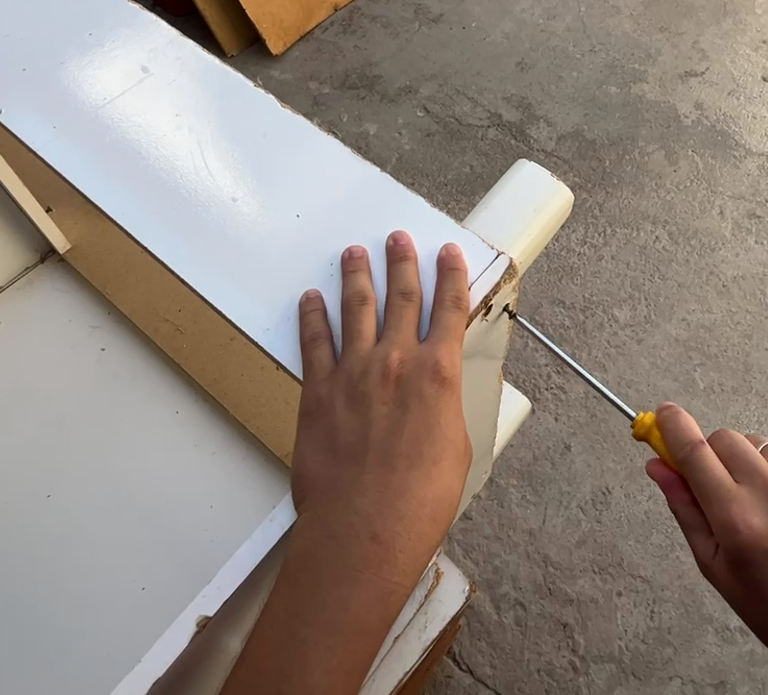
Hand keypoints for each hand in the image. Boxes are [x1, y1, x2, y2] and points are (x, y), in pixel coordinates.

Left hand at [214, 233, 473, 694]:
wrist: (365, 529)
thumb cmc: (421, 499)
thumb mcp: (456, 447)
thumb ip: (444, 406)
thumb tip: (435, 394)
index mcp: (439, 373)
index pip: (450, 309)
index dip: (450, 276)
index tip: (447, 251)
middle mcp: (398, 359)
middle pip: (402, 297)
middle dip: (402, 262)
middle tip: (397, 237)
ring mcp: (355, 371)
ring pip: (357, 308)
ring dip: (357, 276)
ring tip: (355, 252)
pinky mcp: (319, 389)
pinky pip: (315, 342)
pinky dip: (312, 317)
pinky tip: (311, 298)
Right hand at [647, 404, 767, 694]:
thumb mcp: (716, 568)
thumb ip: (685, 509)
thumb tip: (657, 464)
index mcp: (738, 520)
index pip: (695, 452)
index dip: (673, 426)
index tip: (663, 413)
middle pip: (723, 438)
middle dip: (711, 454)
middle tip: (717, 489)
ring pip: (755, 444)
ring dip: (746, 462)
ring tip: (760, 506)